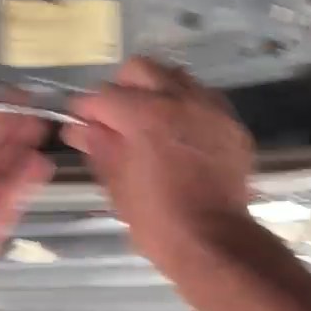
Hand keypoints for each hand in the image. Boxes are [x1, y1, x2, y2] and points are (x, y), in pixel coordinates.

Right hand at [64, 58, 257, 267]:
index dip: (86, 109)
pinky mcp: (230, 121)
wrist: (214, 241)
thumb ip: (99, 147)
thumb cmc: (158, 221)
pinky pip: (203, 98)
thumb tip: (80, 128)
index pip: (104, 95)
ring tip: (150, 121)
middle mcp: (179, 99)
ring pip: (175, 77)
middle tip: (115, 116)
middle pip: (141, 69)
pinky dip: (186, 106)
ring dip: (157, 91)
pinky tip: (180, 132)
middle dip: (121, 88)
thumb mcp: (117, 186)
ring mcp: (209, 106)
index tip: (79, 121)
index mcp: (146, 115)